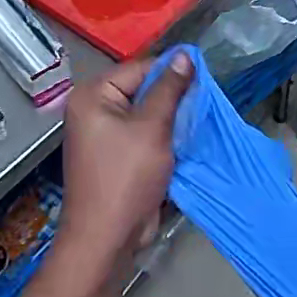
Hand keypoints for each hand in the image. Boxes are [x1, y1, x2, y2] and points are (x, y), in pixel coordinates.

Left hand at [53, 50, 192, 280]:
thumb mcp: (152, 127)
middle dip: (172, 98)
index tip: (203, 79)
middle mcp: (94, 108)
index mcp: (93, 94)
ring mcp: (103, 134)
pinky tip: (184, 142)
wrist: (105, 241)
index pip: (140, 68)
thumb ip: (170, 89)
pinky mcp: (115, 155)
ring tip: (196, 122)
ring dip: (171, 120)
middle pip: (142, 89)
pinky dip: (163, 137)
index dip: (172, 72)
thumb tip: (185, 55)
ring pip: (146, 114)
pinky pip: (143, 134)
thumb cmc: (126, 178)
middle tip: (203, 103)